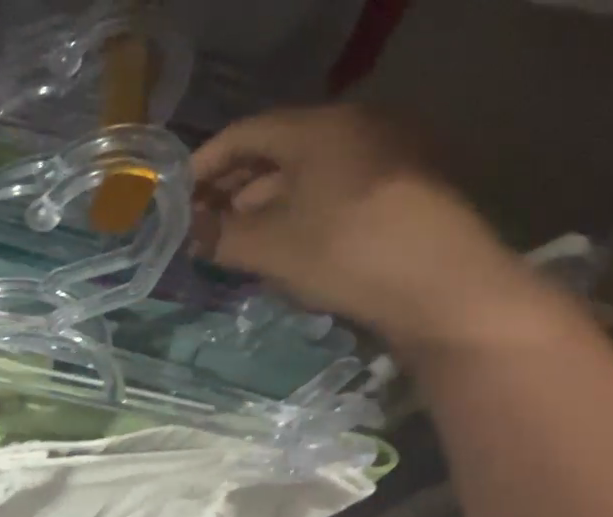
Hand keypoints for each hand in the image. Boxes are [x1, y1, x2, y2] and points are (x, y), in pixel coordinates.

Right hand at [190, 105, 545, 352]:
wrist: (443, 290)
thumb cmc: (344, 254)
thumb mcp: (264, 247)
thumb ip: (214, 234)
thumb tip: (183, 230)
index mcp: (320, 129)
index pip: (242, 135)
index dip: (199, 167)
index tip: (169, 202)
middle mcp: (354, 130)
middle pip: (272, 152)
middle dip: (227, 189)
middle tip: (193, 227)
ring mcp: (380, 158)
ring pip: (300, 174)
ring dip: (257, 206)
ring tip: (224, 243)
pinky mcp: (395, 190)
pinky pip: (327, 191)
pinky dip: (291, 213)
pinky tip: (269, 248)